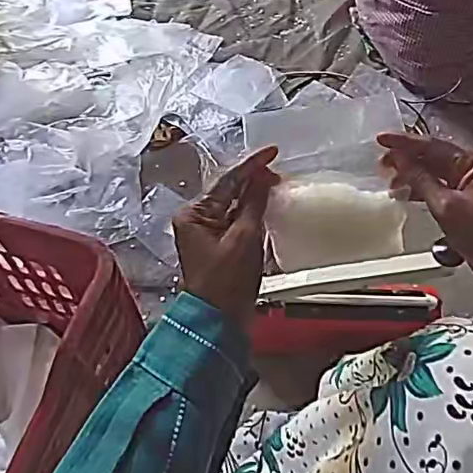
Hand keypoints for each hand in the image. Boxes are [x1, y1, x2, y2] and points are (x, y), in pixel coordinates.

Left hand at [173, 147, 278, 328]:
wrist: (218, 320)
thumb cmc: (226, 281)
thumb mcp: (243, 238)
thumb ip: (253, 204)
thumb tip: (263, 179)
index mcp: (194, 215)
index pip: (226, 181)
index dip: (251, 165)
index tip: (272, 152)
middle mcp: (198, 220)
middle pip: (229, 191)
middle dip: (254, 180)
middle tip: (278, 171)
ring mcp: (209, 234)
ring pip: (235, 205)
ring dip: (255, 195)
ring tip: (277, 184)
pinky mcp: (222, 247)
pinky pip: (239, 220)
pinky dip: (255, 212)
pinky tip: (269, 207)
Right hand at [377, 133, 472, 292]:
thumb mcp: (446, 206)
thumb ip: (420, 180)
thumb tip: (401, 162)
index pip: (434, 145)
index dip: (405, 143)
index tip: (384, 140)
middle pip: (433, 157)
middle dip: (407, 159)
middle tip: (383, 163)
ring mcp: (471, 183)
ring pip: (434, 172)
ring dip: (412, 175)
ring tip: (390, 179)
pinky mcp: (466, 198)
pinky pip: (439, 186)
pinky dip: (422, 189)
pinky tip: (406, 192)